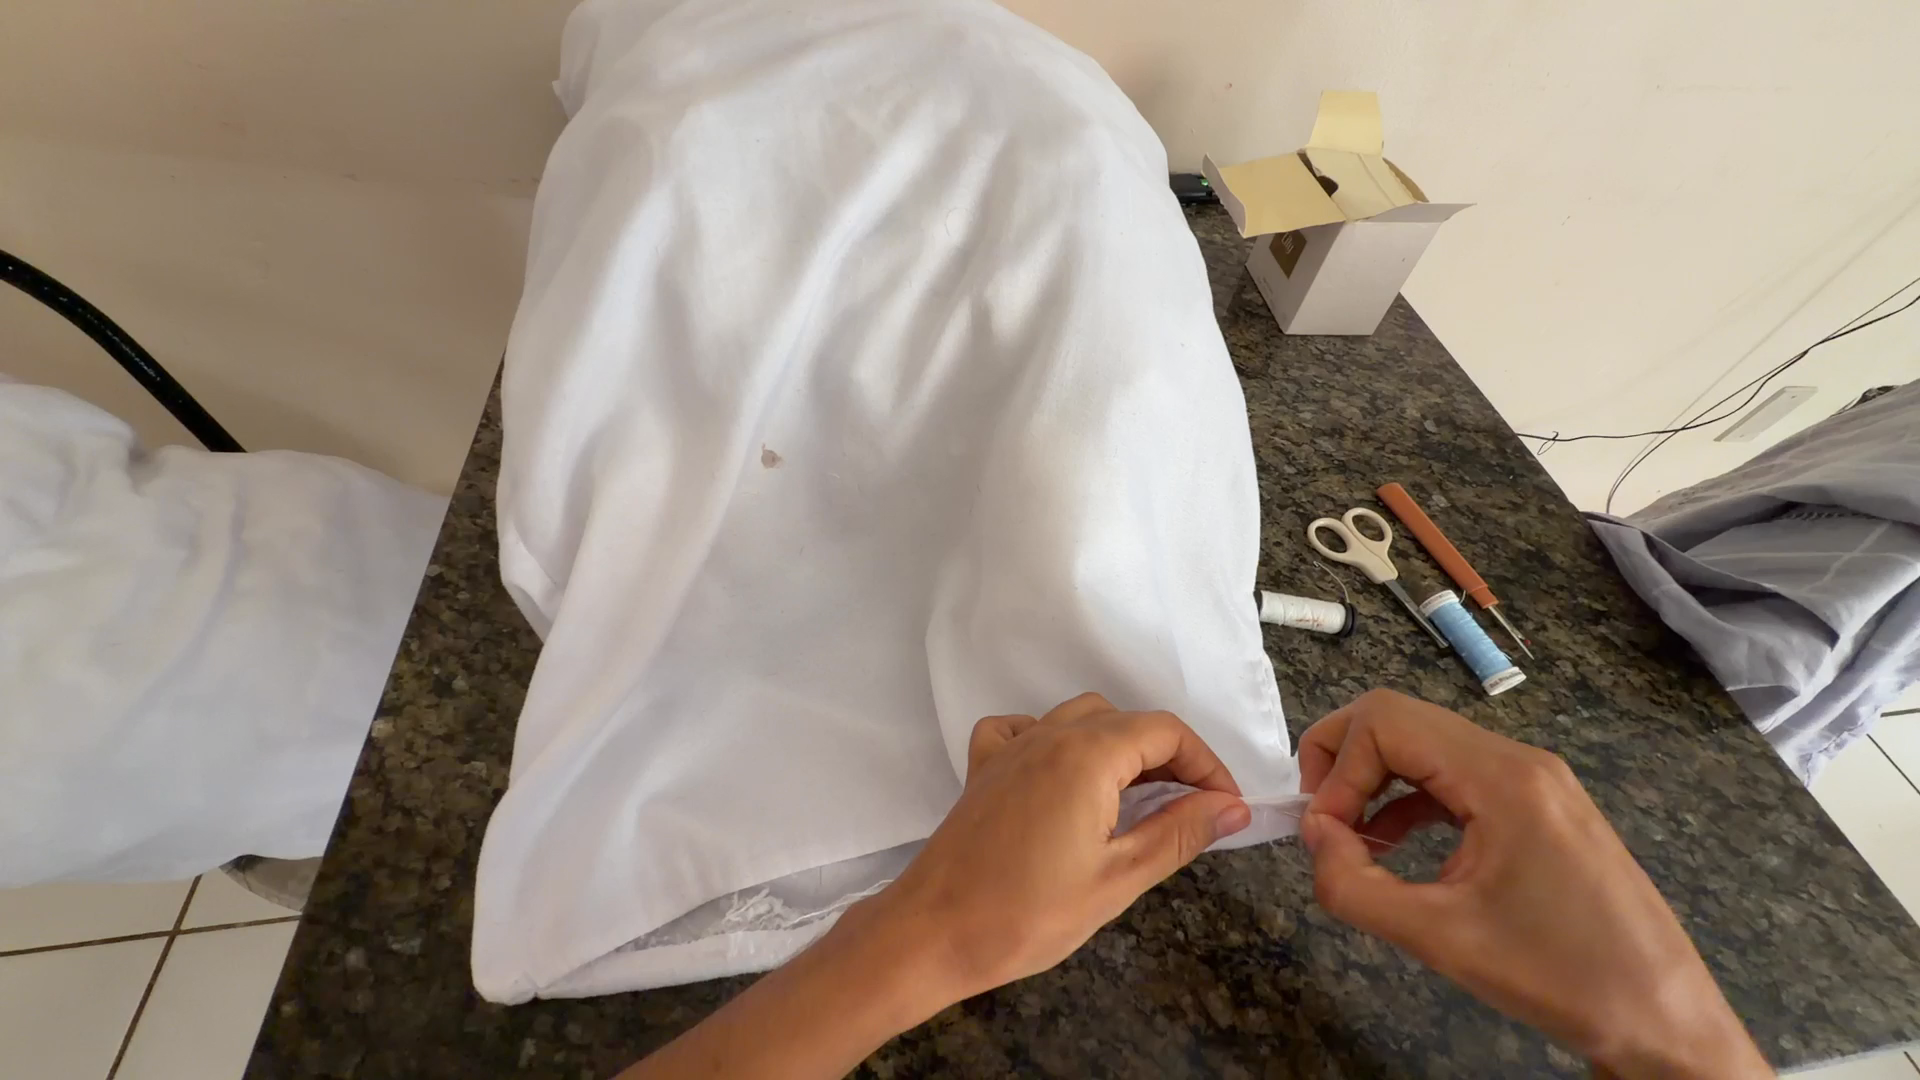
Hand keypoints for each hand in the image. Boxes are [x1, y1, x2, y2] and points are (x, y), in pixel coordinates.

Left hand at [849, 692, 1252, 1010]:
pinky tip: (1062, 775)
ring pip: (1079, 717)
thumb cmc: (1030, 912)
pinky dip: (1054, 738)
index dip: (1205, 762)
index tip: (1226, 803)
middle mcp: (1048, 733)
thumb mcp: (1118, 878)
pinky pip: (1025, 728)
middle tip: (1192, 808)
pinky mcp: (984, 764)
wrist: (935, 930)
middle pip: (1125, 721)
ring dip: (1117, 744)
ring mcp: (1011, 745)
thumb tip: (1233, 806)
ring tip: (1139, 794)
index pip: (1164, 731)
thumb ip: (1179, 832)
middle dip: (1168, 756)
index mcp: (1086, 754)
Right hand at [1297, 690, 1771, 1079]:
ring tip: (1348, 835)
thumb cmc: (1562, 980)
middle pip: (1396, 718)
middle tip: (1323, 817)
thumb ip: (1351, 885)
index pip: (1384, 723)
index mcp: (1502, 778)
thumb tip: (1312, 833)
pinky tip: (1387, 843)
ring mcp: (1528, 778)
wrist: (1672, 1028)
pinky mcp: (1530, 802)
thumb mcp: (1441, 940)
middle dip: (1341, 758)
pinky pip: (1444, 773)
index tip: (1323, 831)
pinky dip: (1401, 796)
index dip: (1336, 767)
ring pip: (1417, 741)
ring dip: (1369, 777)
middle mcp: (1516, 760)